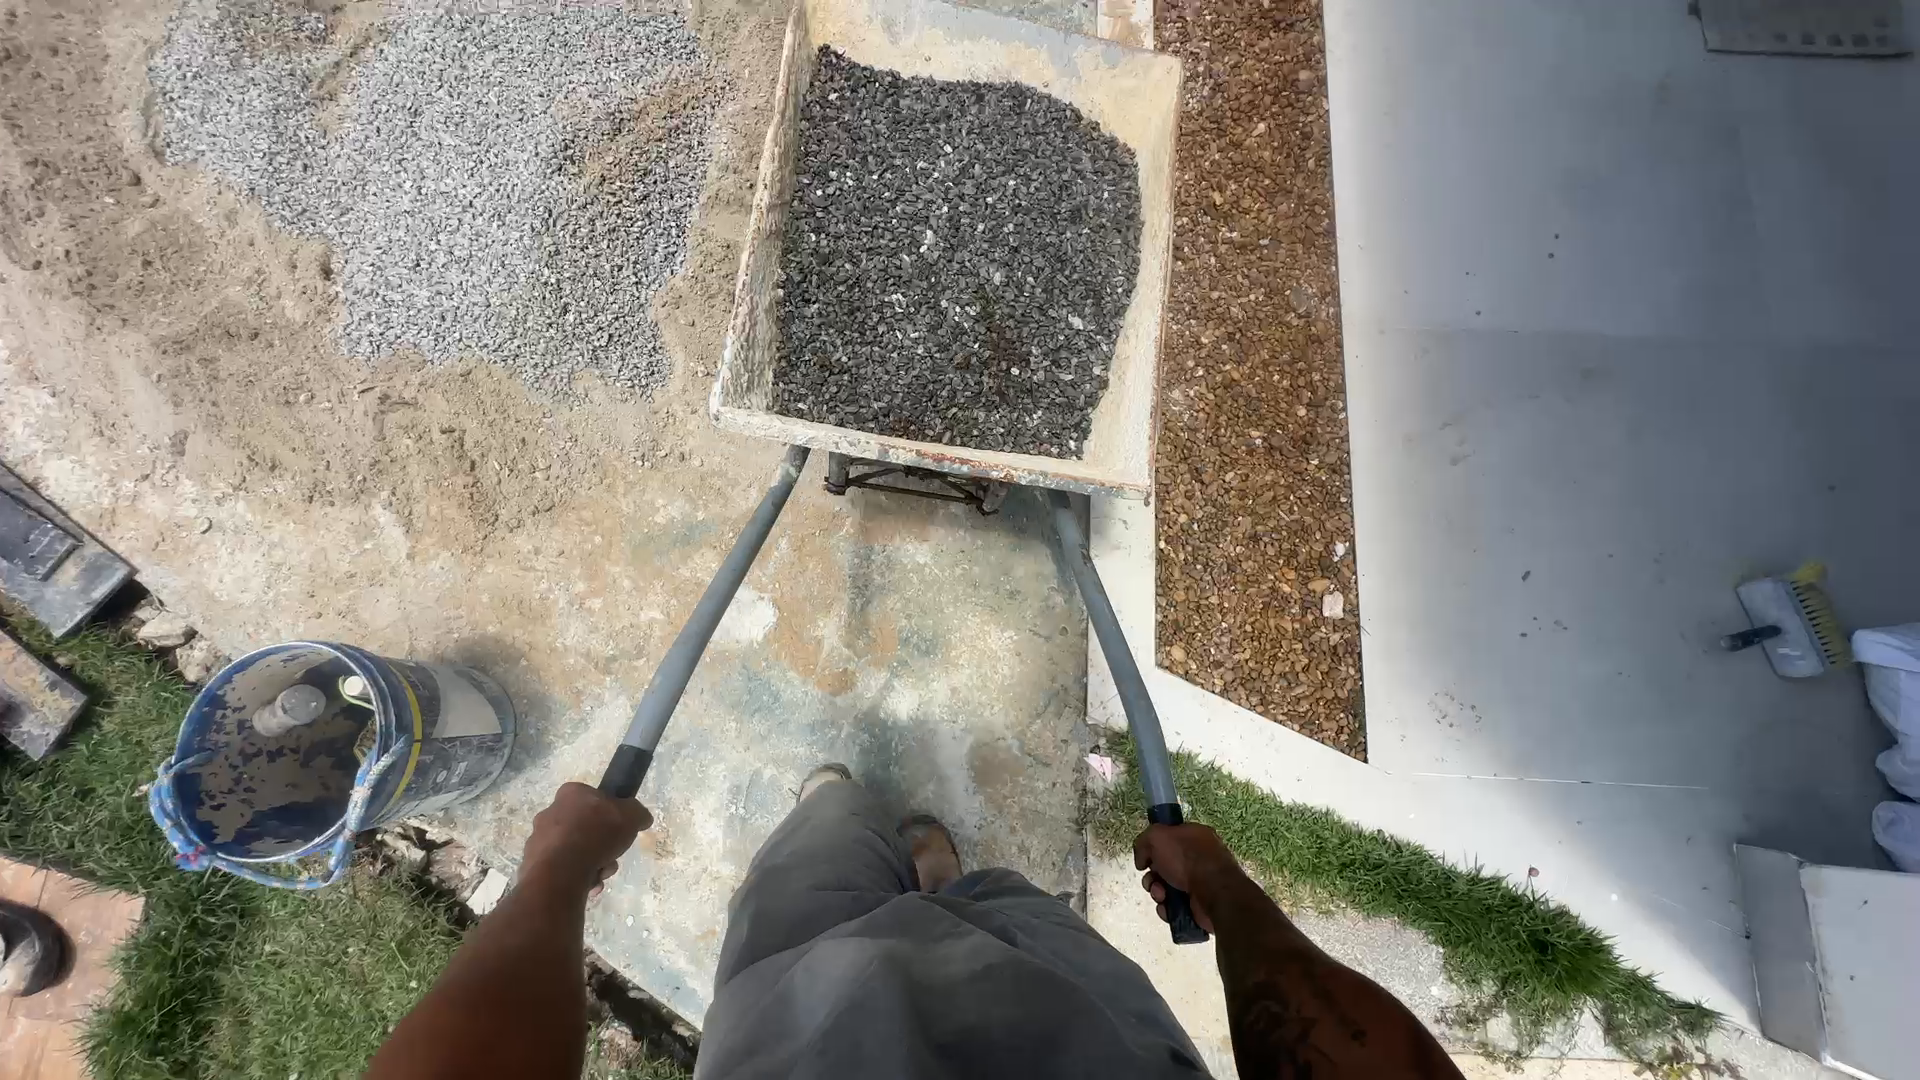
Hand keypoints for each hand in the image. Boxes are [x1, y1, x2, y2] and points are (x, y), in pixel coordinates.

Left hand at [520, 782, 651, 894]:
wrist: (561, 872)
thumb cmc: (597, 833)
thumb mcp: (632, 816)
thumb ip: (638, 814)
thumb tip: (642, 819)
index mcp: (570, 794)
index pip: (589, 796)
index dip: (606, 812)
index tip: (615, 827)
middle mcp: (548, 813)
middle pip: (581, 826)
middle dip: (598, 843)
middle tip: (611, 855)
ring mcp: (536, 840)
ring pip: (571, 850)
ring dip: (589, 862)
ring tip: (601, 875)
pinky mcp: (530, 866)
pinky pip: (558, 869)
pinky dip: (573, 877)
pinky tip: (587, 885)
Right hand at [1133, 822, 1242, 933]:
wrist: (1214, 891)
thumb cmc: (1187, 857)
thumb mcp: (1156, 836)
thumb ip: (1143, 842)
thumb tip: (1142, 861)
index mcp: (1194, 836)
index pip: (1168, 840)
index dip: (1154, 849)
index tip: (1146, 859)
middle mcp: (1199, 858)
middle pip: (1165, 866)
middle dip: (1153, 876)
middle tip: (1152, 881)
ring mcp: (1201, 883)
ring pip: (1168, 888)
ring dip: (1158, 892)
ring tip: (1161, 896)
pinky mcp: (1200, 905)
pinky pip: (1176, 906)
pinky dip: (1168, 908)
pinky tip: (1168, 908)